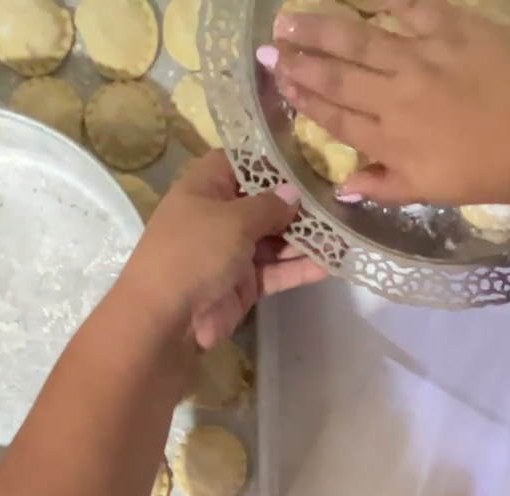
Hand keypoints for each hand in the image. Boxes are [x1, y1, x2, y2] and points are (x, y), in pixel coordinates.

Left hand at [113, 151, 327, 349]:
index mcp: (206, 187)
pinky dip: (299, 268)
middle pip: (264, 203)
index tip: (310, 161)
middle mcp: (219, 216)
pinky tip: (331, 264)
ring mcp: (231, 253)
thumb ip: (268, 206)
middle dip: (298, 204)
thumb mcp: (233, 220)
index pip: (242, 162)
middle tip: (337, 199)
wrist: (166, 319)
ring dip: (306, 239)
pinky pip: (276, 271)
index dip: (272, 161)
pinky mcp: (243, 285)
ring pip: (274, 240)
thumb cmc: (193, 253)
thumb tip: (293, 194)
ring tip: (343, 232)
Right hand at [268, 0, 509, 204]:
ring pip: (360, 41)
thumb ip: (384, 186)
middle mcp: (395, 97)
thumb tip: (343, 188)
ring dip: (320, 29)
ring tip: (288, 17)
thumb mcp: (429, 191)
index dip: (304, 100)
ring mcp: (421, 58)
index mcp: (390, 141)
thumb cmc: (486, 173)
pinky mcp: (451, 26)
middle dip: (299, 62)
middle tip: (268, 48)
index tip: (280, 84)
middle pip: (338, 77)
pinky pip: (409, 3)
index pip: (336, 117)